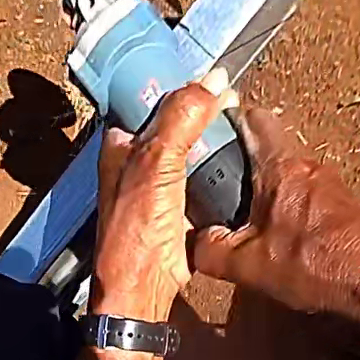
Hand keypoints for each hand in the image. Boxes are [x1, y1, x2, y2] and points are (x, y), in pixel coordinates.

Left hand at [92, 69, 238, 321]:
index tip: (207, 75)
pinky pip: (204, 178)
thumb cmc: (136, 230)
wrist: (147, 283)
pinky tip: (236, 162)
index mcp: (121, 145)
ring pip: (192, 151)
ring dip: (214, 142)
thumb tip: (214, 81)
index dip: (176, 84)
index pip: (149, 98)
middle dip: (202, 113)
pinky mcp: (182, 207)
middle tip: (231, 98)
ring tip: (239, 123)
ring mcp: (162, 187)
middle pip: (175, 124)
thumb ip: (182, 118)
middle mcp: (138, 163)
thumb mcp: (158, 163)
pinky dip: (220, 169)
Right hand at [191, 107, 359, 321]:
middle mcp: (310, 168)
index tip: (209, 133)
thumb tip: (195, 243)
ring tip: (252, 227)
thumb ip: (211, 250)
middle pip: (270, 153)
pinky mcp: (348, 210)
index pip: (253, 119)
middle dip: (245, 170)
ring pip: (291, 180)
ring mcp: (333, 188)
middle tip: (222, 194)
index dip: (228, 120)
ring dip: (271, 197)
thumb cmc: (319, 265)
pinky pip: (311, 202)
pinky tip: (286, 245)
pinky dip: (293, 216)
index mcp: (281, 167)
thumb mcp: (248, 265)